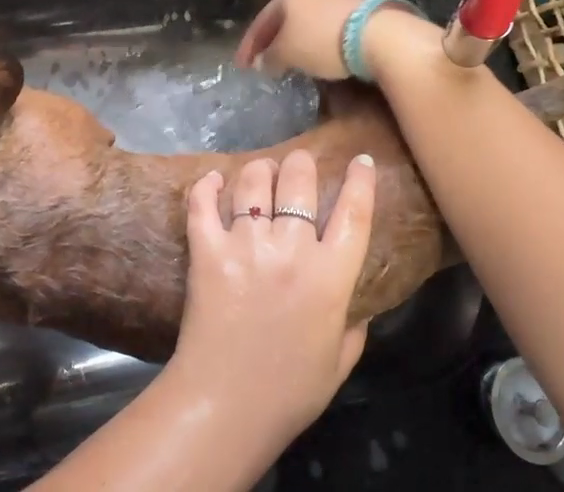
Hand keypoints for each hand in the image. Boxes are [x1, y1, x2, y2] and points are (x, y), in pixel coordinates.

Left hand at [167, 150, 377, 443]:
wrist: (226, 403)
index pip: (353, 214)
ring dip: (259, 171)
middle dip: (300, 165)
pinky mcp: (206, 251)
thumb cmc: (290, 390)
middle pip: (299, 185)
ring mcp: (245, 246)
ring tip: (260, 170)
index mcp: (331, 278)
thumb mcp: (340, 361)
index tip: (360, 160)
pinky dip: (206, 187)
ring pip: (253, 186)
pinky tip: (212, 180)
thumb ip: (354, 325)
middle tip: (297, 162)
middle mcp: (291, 251)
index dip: (360, 182)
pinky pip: (203, 205)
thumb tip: (360, 302)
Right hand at [235, 0, 442, 80]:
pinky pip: (321, 31)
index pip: (259, 22)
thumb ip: (269, 57)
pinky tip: (314, 59)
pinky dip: (311, 45)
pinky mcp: (353, 15)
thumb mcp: (287, 53)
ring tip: (287, 64)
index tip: (241, 66)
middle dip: (270, 43)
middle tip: (261, 64)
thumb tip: (262, 63)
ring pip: (302, 25)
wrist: (377, 35)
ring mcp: (332, 2)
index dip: (248, 46)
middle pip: (281, 21)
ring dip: (292, 44)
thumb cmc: (321, 42)